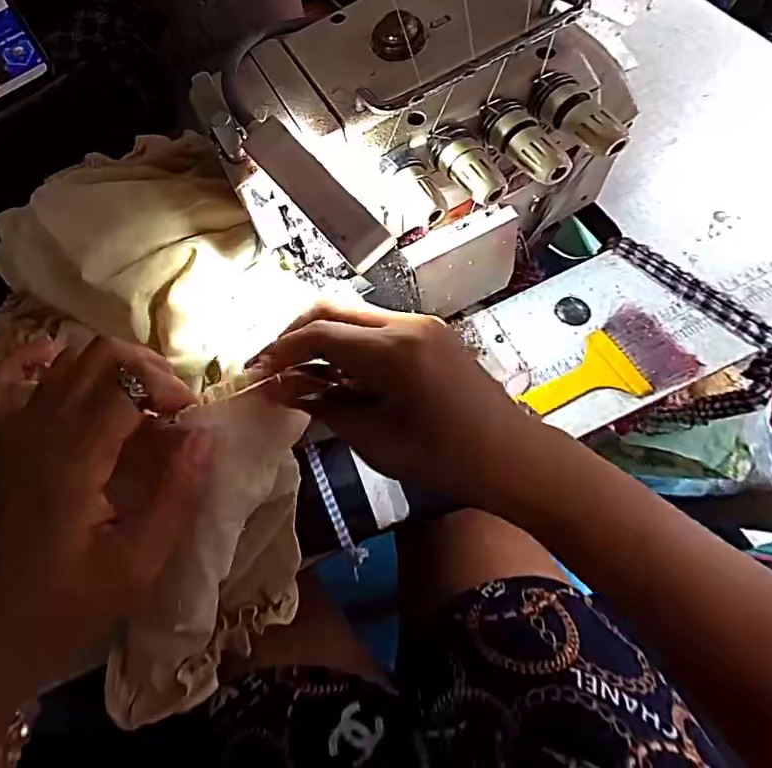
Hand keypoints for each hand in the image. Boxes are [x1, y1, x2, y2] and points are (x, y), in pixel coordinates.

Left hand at [0, 337, 212, 761]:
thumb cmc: (62, 611)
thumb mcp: (136, 567)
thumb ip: (176, 496)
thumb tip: (204, 436)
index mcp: (74, 460)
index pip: (127, 385)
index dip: (168, 389)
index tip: (191, 420)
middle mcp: (41, 432)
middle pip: (100, 356)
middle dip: (147, 368)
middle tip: (172, 407)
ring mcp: (15, 434)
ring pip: (66, 361)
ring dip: (111, 364)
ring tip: (140, 399)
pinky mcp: (2, 446)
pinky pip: (4, 382)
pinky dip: (31, 360)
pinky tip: (58, 360)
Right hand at [251, 299, 561, 511]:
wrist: (513, 457)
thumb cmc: (446, 460)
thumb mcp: (376, 439)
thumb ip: (325, 405)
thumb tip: (279, 389)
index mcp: (396, 350)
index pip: (321, 334)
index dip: (282, 351)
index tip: (257, 372)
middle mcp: (408, 323)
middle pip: (334, 311)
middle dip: (296, 335)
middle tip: (273, 367)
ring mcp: (423, 324)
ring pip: (354, 317)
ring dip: (323, 340)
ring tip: (302, 376)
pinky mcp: (430, 333)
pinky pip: (377, 330)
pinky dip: (350, 347)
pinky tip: (339, 376)